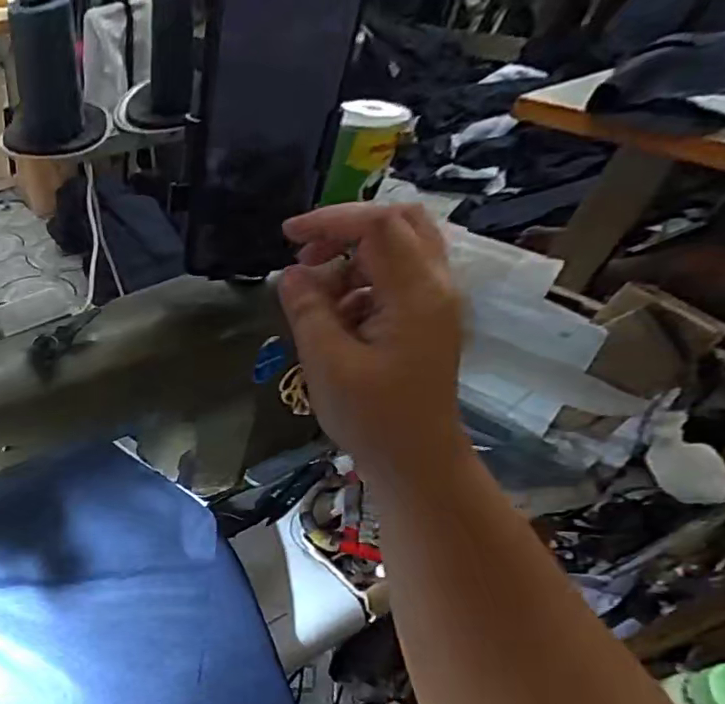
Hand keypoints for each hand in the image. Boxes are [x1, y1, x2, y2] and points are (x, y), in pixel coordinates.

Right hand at [277, 203, 466, 478]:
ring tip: (316, 296)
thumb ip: (308, 311)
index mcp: (417, 292)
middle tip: (306, 258)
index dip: (330, 221)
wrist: (416, 462)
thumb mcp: (328, 365)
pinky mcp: (428, 322)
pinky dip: (364, 284)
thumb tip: (291, 274)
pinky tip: (338, 319)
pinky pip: (398, 280)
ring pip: (400, 250)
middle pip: (399, 223)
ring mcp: (436, 303)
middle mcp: (437, 286)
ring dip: (354, 260)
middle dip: (347, 231)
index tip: (287, 237)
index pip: (378, 224)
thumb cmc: (373, 418)